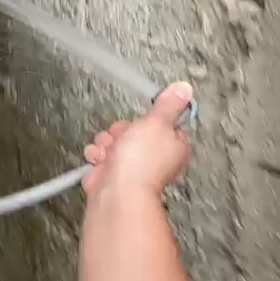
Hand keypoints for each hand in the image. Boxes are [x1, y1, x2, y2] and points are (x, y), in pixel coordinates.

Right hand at [82, 82, 193, 204]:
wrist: (117, 190)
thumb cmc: (140, 163)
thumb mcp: (157, 123)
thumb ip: (168, 105)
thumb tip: (183, 89)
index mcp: (173, 144)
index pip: (160, 122)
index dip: (147, 118)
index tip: (143, 121)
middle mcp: (154, 156)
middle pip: (132, 129)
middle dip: (121, 130)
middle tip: (125, 138)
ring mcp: (131, 165)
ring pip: (113, 140)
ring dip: (106, 143)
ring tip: (111, 151)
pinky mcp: (111, 172)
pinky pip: (99, 154)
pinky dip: (96, 155)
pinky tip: (100, 160)